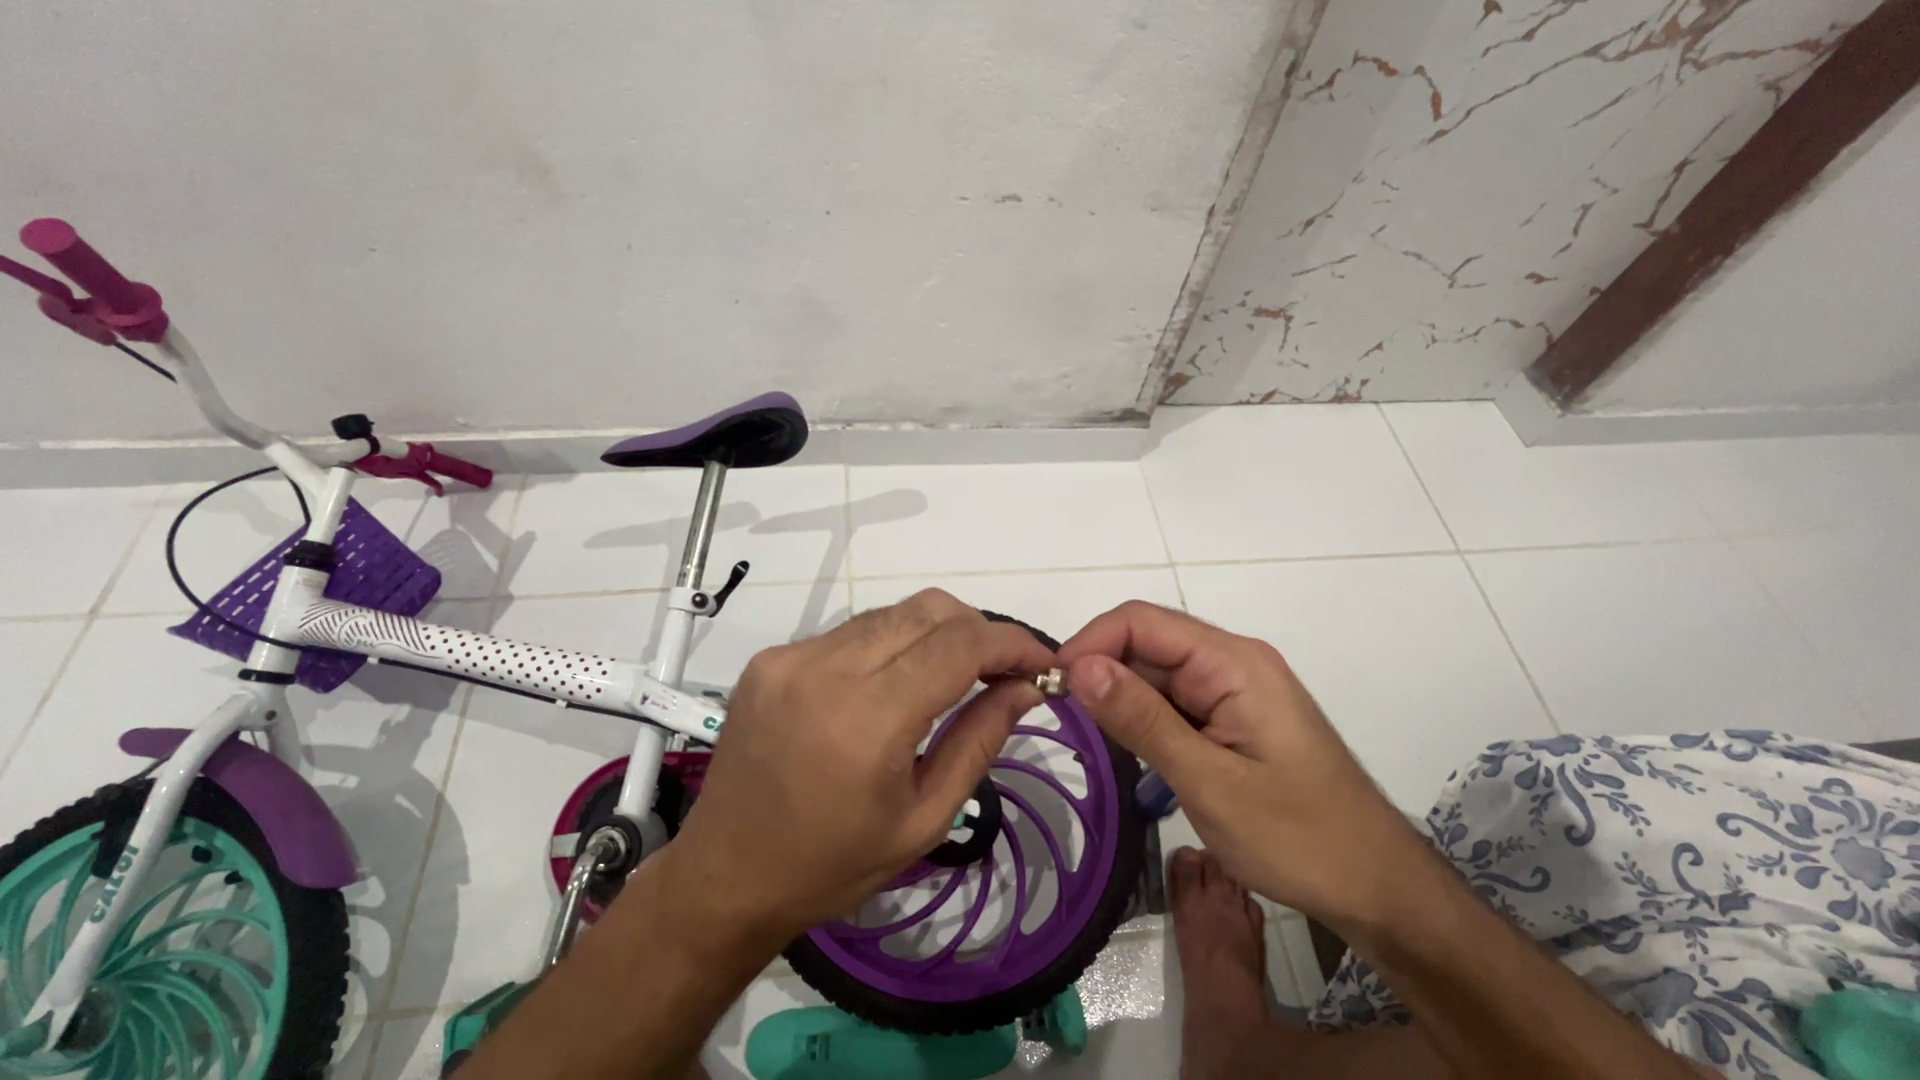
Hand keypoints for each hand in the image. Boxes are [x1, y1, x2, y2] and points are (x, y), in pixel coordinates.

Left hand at [658, 589, 1054, 934]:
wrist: (728, 875)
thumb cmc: (833, 864)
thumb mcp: (925, 819)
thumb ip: (979, 741)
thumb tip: (1024, 687)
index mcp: (869, 720)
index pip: (959, 644)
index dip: (1010, 643)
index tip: (1040, 662)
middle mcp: (826, 670)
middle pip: (928, 610)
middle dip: (978, 630)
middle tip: (1000, 671)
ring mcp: (791, 658)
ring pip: (889, 614)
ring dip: (934, 633)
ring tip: (951, 676)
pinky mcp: (769, 659)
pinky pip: (849, 631)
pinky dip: (887, 644)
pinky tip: (891, 684)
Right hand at [1058, 601, 1424, 927]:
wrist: (1374, 885)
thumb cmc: (1297, 836)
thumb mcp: (1209, 781)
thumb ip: (1142, 720)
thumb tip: (1079, 667)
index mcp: (1234, 663)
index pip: (1143, 621)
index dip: (1091, 642)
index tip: (1052, 688)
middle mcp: (1234, 663)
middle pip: (1149, 642)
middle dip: (1100, 669)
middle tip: (1061, 719)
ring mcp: (1236, 692)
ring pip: (1158, 674)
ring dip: (1120, 697)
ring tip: (1091, 740)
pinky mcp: (1234, 720)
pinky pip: (1176, 703)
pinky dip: (1145, 719)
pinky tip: (1129, 751)